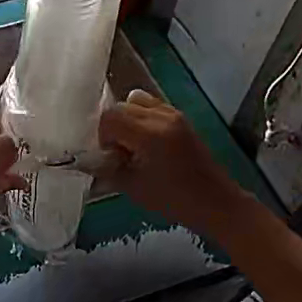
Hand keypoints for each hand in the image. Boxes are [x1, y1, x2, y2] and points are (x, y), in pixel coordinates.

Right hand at [98, 90, 247, 233]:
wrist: (214, 201)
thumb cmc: (173, 200)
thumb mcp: (133, 188)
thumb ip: (107, 169)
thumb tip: (87, 159)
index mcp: (149, 133)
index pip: (110, 117)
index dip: (104, 136)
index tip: (111, 157)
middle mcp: (162, 116)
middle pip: (121, 106)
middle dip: (114, 127)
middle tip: (120, 153)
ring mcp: (174, 114)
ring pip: (137, 101)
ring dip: (128, 119)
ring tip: (133, 145)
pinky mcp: (181, 118)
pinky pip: (153, 105)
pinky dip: (143, 117)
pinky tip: (148, 142)